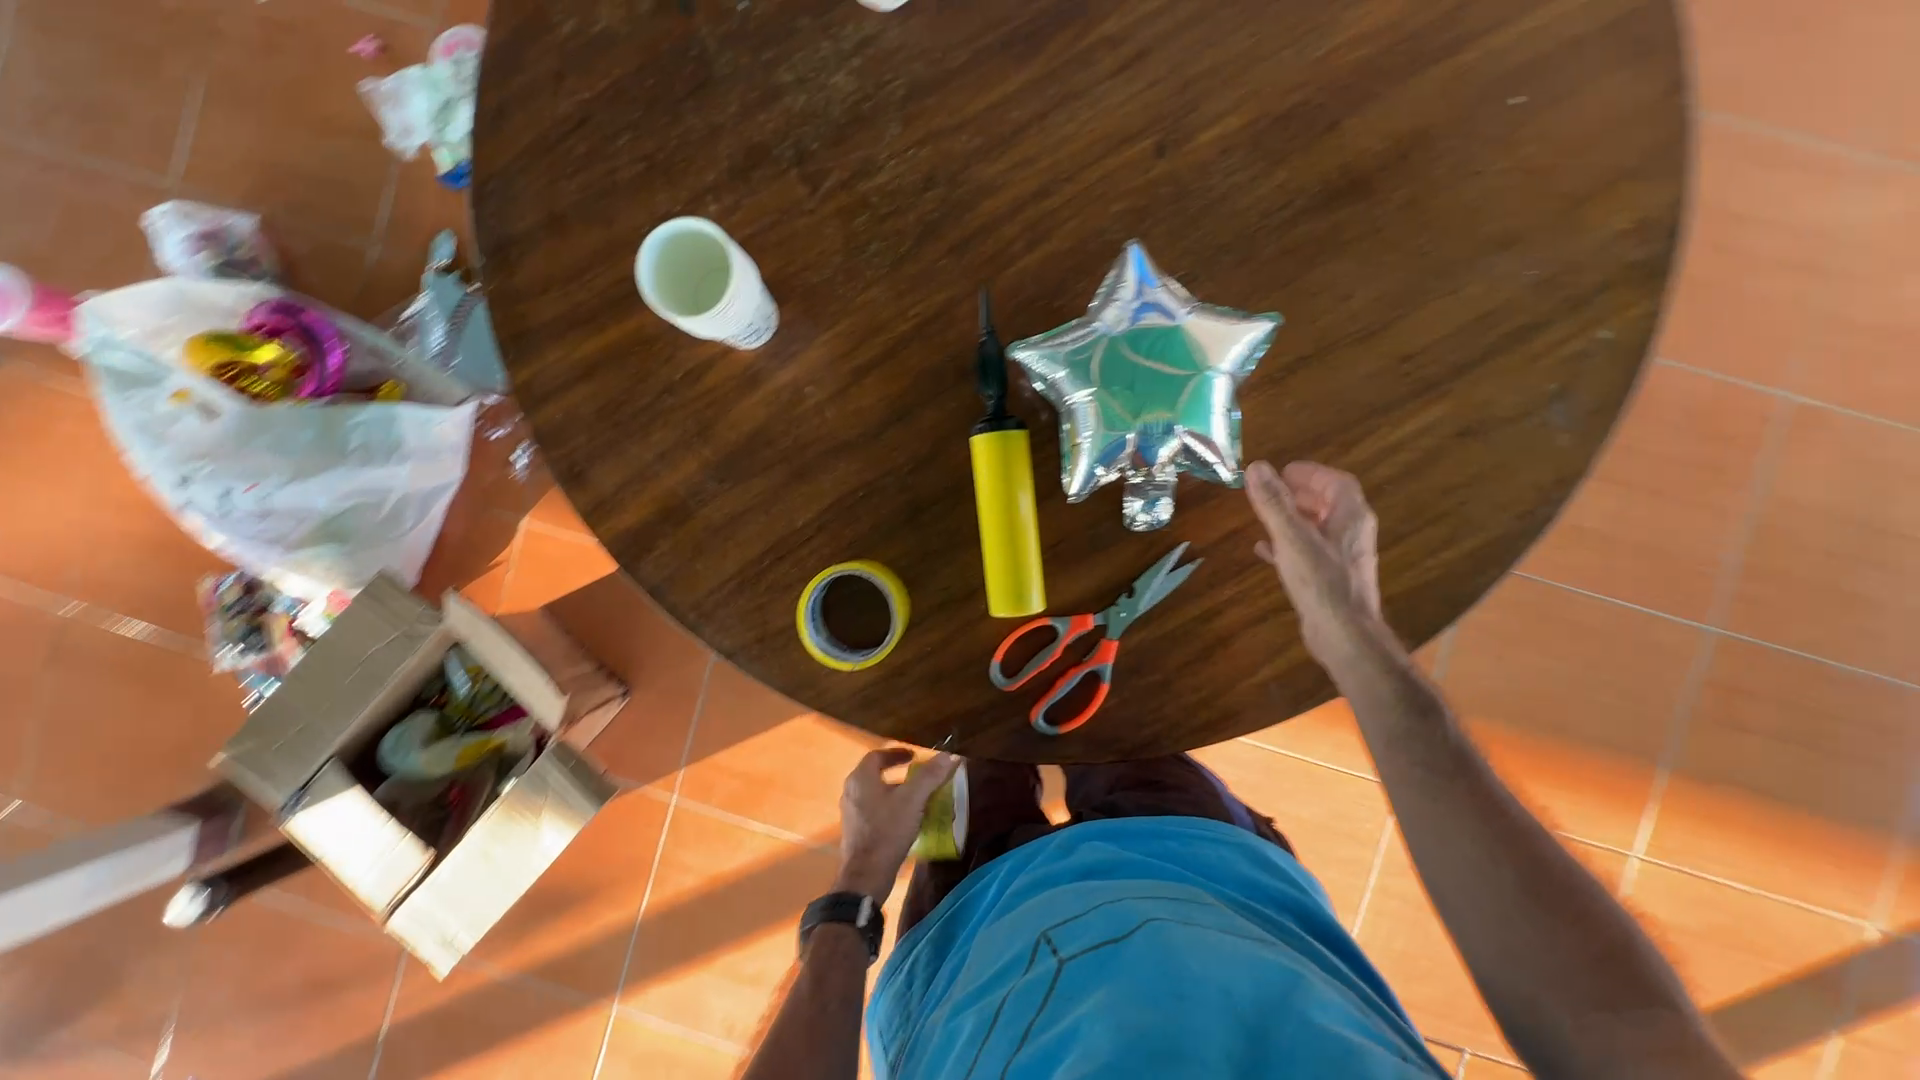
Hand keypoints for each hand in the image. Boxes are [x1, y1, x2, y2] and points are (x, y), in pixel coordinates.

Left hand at [833, 748, 958, 902]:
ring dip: (894, 791)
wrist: (867, 875)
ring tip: (916, 797)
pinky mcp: (855, 832)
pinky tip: (906, 820)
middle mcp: (851, 792)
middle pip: (875, 774)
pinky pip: (873, 811)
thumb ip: (929, 776)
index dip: (897, 753)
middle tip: (917, 775)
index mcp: (861, 779)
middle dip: (898, 773)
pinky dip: (890, 808)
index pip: (877, 755)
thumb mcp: (912, 800)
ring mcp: (851, 813)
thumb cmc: (888, 830)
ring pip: (875, 794)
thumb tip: (949, 756)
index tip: (914, 756)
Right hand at [1245, 460, 1382, 659]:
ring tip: (1267, 515)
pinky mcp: (1331, 579)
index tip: (1284, 472)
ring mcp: (1343, 558)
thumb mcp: (1292, 537)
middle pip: (1330, 504)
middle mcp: (1352, 533)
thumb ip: (1274, 503)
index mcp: (1351, 517)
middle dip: (1302, 494)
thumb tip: (1256, 467)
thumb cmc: (1321, 581)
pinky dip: (1289, 544)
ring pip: (1319, 528)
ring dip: (1295, 518)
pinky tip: (1265, 550)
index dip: (1311, 473)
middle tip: (1273, 490)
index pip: (1337, 482)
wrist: (1343, 633)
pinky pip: (1310, 552)